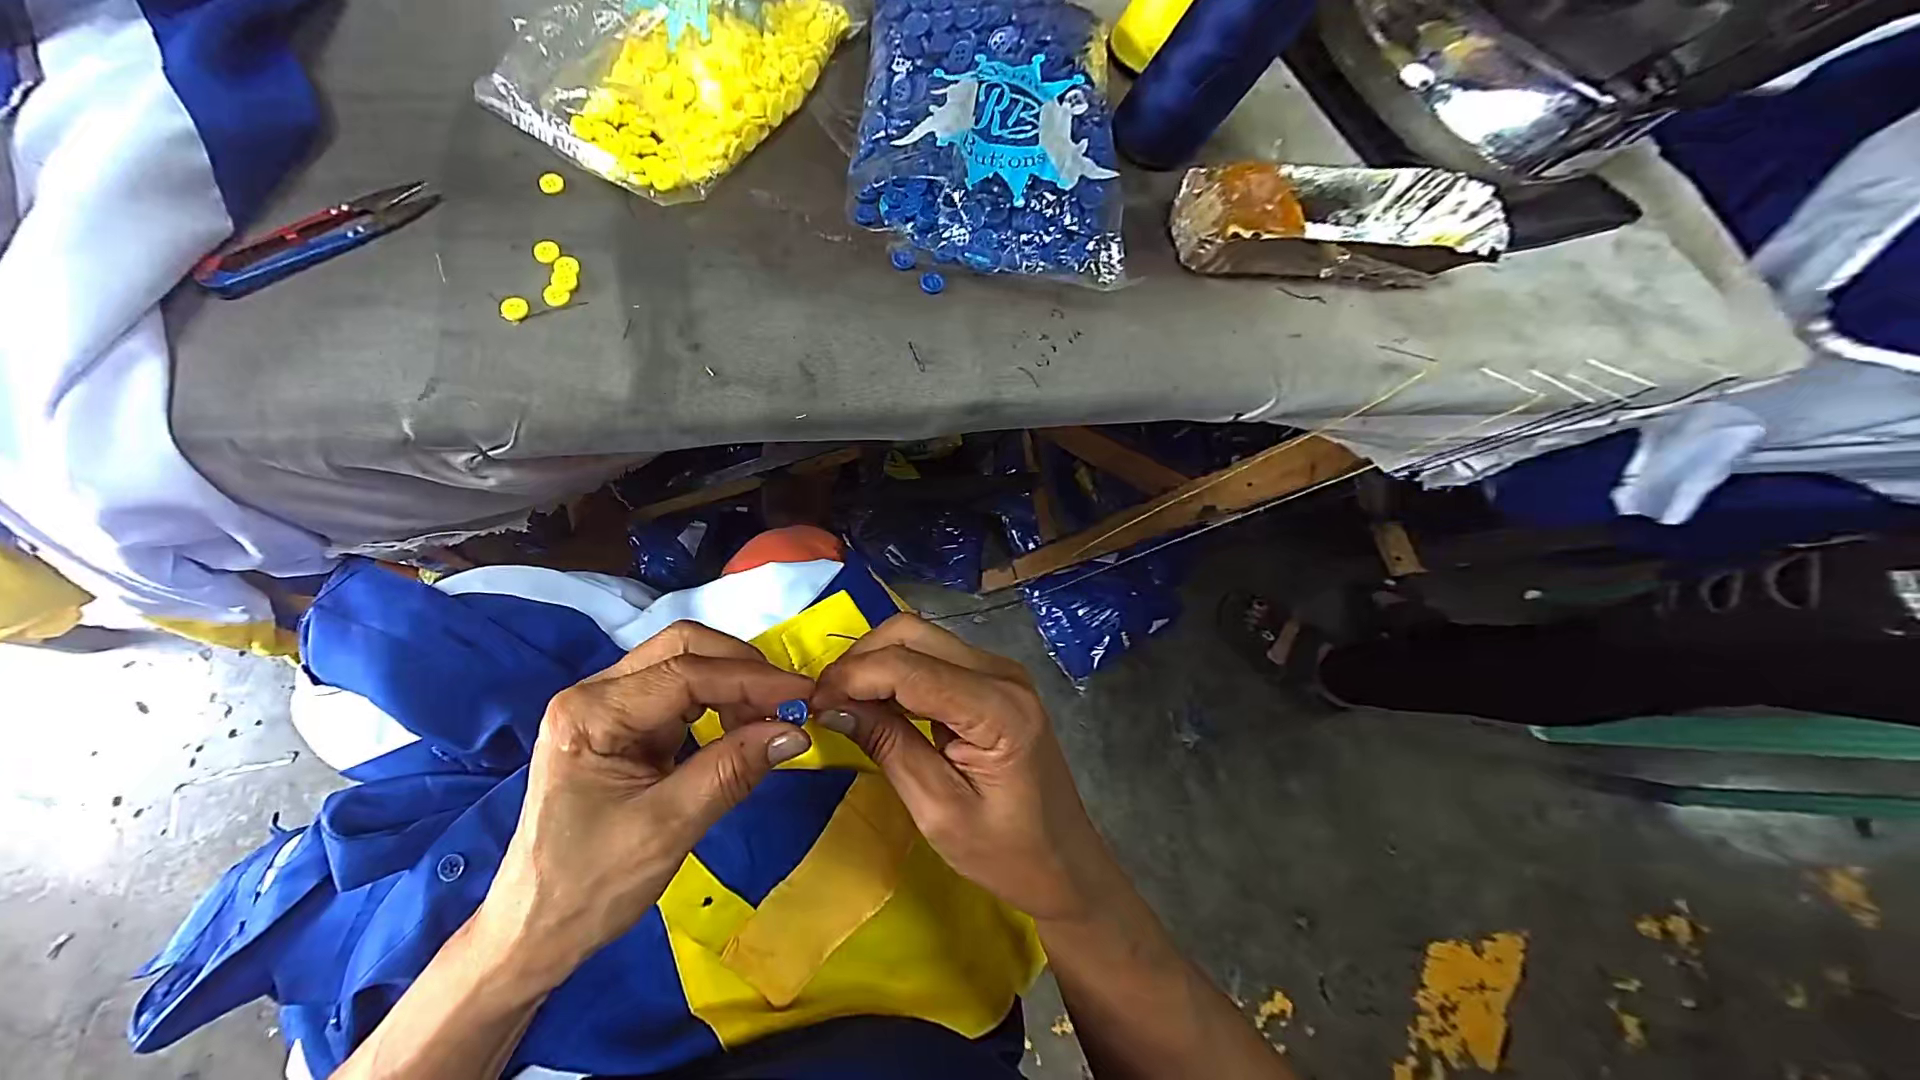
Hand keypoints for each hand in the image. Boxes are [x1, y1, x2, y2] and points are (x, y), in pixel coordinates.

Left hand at [474, 621, 814, 989]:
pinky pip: (685, 694)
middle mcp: (595, 695)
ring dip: (735, 684)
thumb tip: (796, 732)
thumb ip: (732, 771)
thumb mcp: (667, 829)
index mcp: (591, 714)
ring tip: (771, 720)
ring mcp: (609, 707)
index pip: (686, 672)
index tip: (803, 695)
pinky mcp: (626, 725)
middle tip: (788, 702)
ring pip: (687, 664)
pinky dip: (722, 703)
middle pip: (684, 648)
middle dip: (742, 669)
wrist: (534, 934)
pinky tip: (744, 728)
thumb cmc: (588, 887)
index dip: (751, 679)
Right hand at [809, 613, 1115, 923]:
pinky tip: (877, 702)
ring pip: (921, 637)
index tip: (813, 705)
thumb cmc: (1007, 853)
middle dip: (860, 660)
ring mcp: (1001, 671)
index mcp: (998, 709)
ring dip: (876, 662)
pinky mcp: (994, 680)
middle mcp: (1002, 673)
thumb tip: (833, 707)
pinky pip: (934, 657)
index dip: (852, 677)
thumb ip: (888, 747)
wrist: (1065, 862)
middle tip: (826, 702)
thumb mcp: (938, 810)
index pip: (908, 666)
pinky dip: (897, 671)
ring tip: (844, 704)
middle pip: (913, 633)